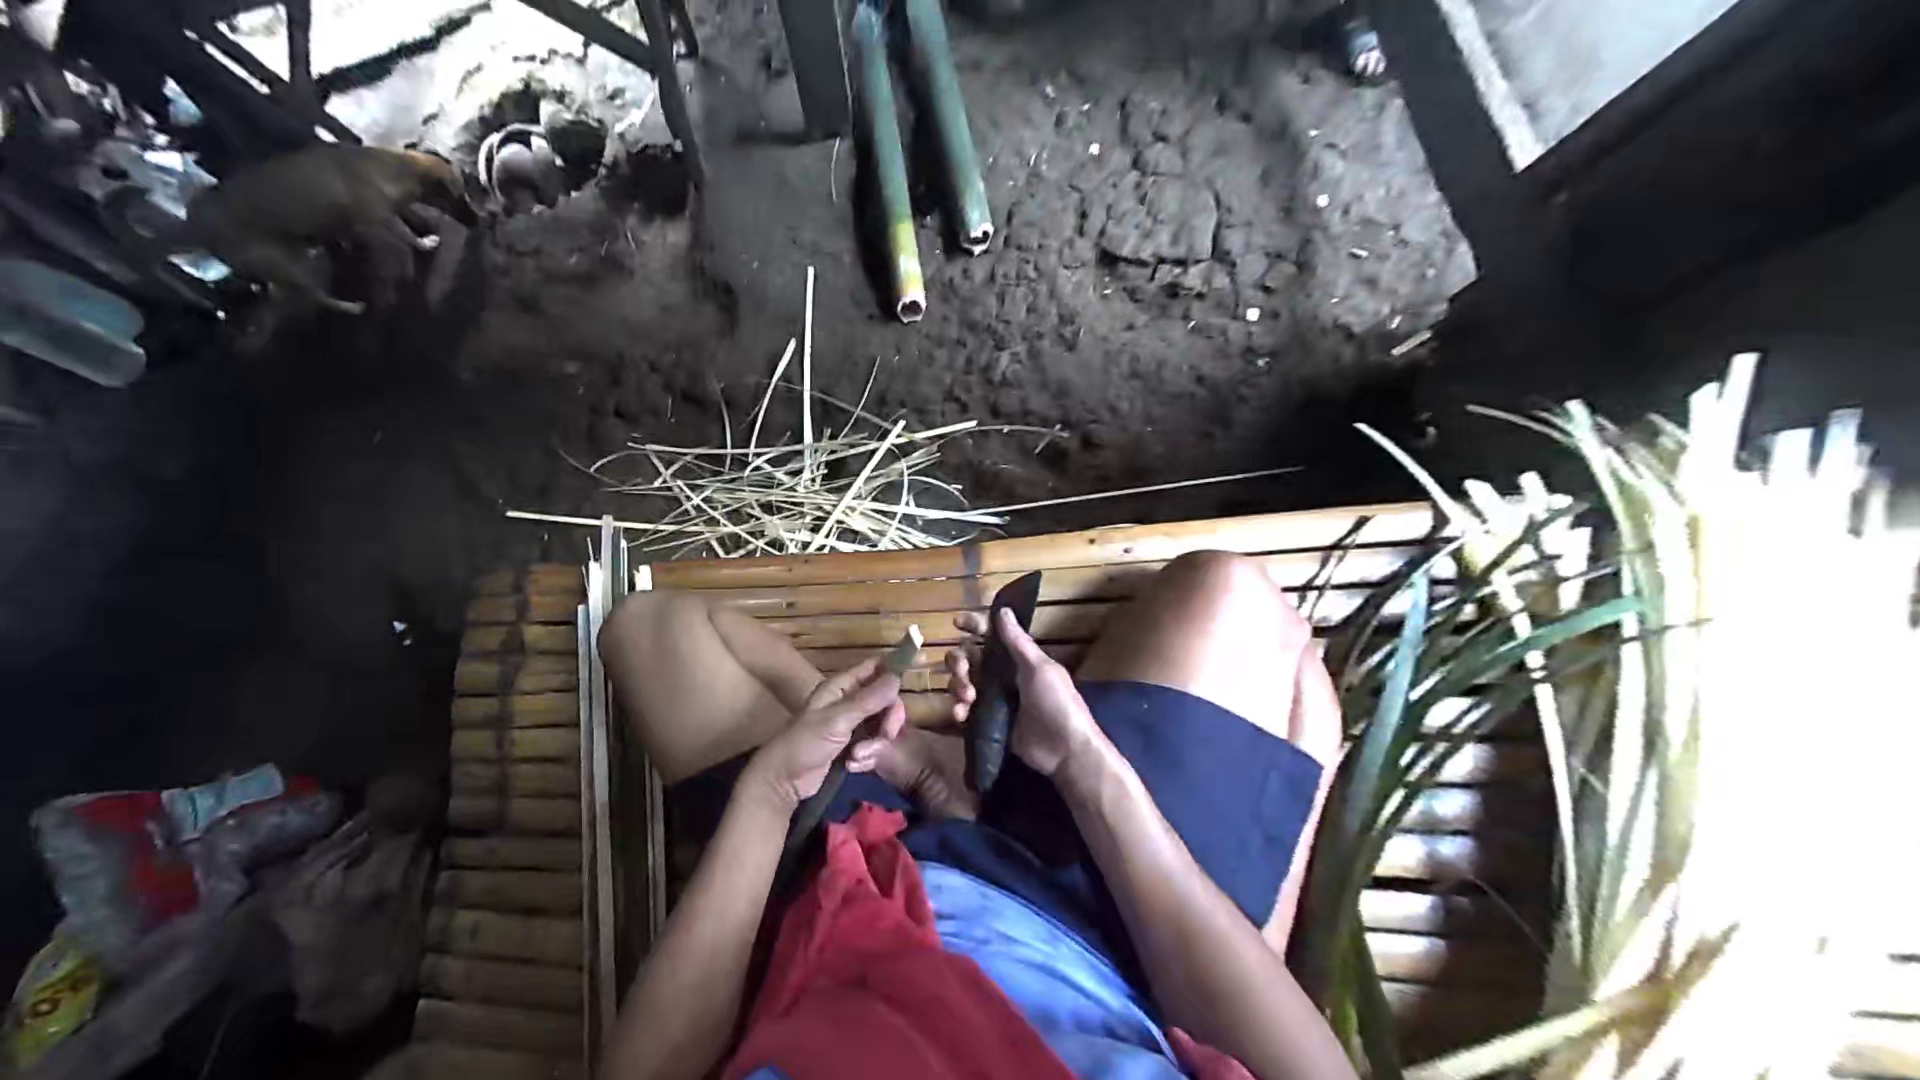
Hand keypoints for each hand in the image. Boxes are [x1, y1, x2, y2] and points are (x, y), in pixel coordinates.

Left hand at [744, 656, 905, 809]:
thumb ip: (868, 700)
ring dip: (876, 741)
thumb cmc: (804, 744)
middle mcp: (847, 701)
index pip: (873, 667)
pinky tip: (854, 765)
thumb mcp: (837, 720)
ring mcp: (850, 724)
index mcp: (840, 686)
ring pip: (881, 723)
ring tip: (859, 757)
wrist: (782, 782)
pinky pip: (873, 743)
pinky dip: (868, 754)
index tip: (915, 670)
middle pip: (884, 698)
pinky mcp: (851, 745)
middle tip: (888, 733)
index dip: (893, 667)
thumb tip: (897, 677)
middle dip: (889, 717)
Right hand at [945, 607, 1106, 778]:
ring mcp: (994, 699)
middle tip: (965, 674)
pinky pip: (965, 709)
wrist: (1064, 751)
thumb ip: (1017, 641)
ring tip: (967, 699)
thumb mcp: (1039, 669)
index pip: (991, 635)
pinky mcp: (987, 722)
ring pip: (963, 682)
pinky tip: (961, 716)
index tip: (958, 622)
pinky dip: (959, 710)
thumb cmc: (1057, 703)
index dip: (975, 625)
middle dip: (960, 662)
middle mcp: (1003, 675)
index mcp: (1018, 658)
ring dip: (958, 685)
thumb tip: (1003, 609)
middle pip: (969, 658)